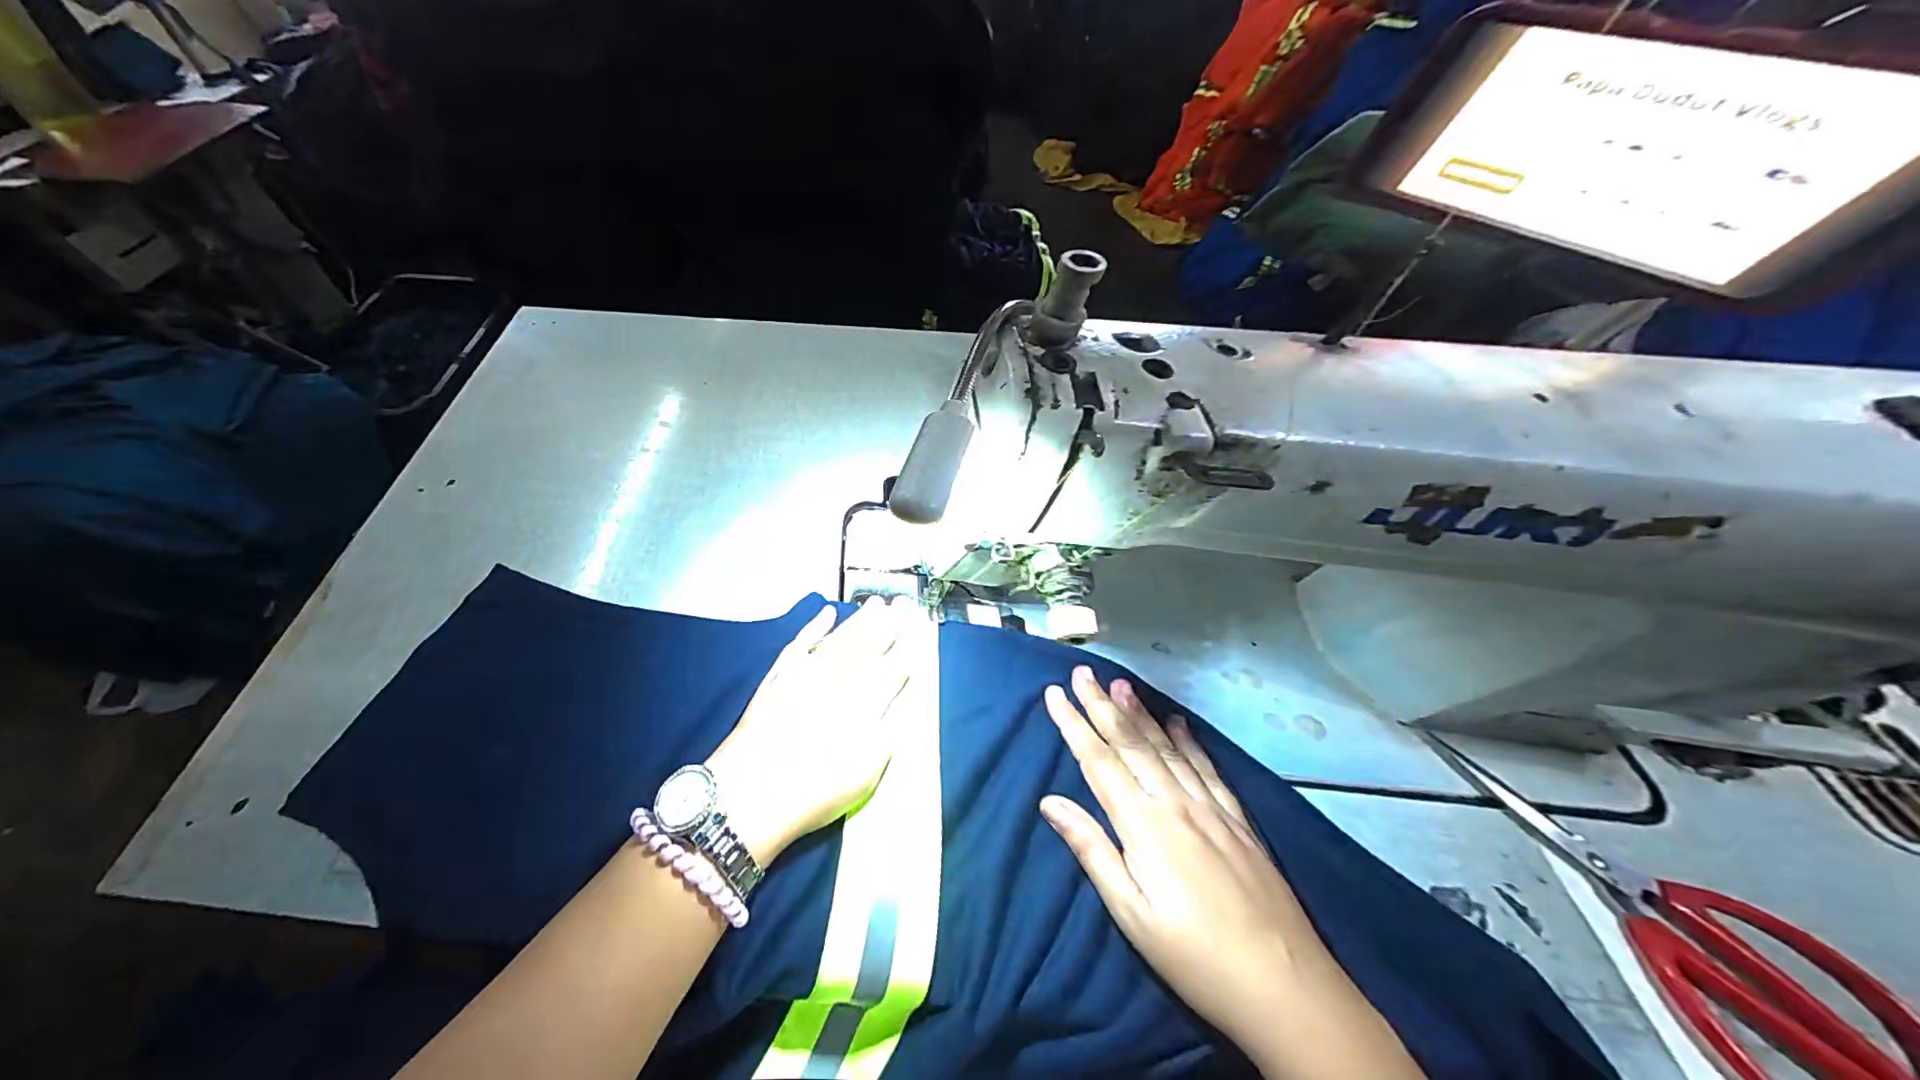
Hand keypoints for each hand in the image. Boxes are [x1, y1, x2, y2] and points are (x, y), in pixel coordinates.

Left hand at [704, 596, 923, 864]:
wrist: (749, 795)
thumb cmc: (816, 791)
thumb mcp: (868, 770)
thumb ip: (891, 728)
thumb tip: (909, 695)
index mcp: (865, 702)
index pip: (894, 666)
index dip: (909, 646)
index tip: (921, 626)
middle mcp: (837, 680)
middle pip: (868, 645)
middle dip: (888, 624)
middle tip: (902, 604)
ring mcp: (805, 674)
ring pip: (839, 639)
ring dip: (859, 621)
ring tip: (876, 604)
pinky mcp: (779, 678)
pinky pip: (800, 643)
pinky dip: (814, 627)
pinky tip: (826, 614)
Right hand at [1040, 667, 1423, 1079]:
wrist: (1284, 985)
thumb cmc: (1192, 955)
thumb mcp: (1130, 912)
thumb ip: (1092, 850)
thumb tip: (1049, 802)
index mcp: (1145, 825)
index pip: (1100, 761)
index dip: (1075, 725)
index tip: (1055, 693)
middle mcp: (1177, 803)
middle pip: (1132, 744)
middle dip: (1102, 705)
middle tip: (1082, 672)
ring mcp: (1211, 808)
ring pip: (1168, 747)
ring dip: (1141, 713)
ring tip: (1120, 683)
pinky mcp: (1239, 820)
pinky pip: (1207, 768)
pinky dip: (1190, 741)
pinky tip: (1180, 722)